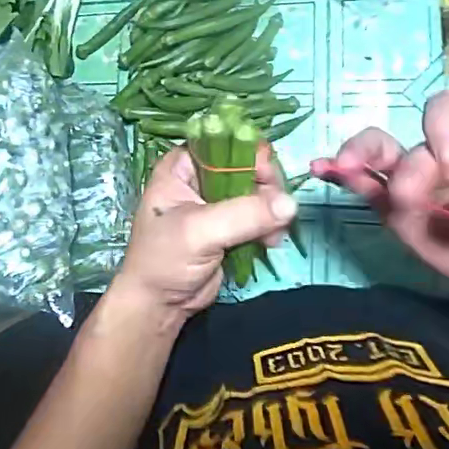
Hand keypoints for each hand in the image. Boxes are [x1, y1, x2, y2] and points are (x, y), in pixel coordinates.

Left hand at [108, 143, 296, 329]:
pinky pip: (261, 212)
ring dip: (273, 210)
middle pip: (248, 164)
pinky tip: (271, 242)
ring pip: (259, 189)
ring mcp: (218, 200)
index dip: (250, 155)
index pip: (225, 143)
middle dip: (267, 188)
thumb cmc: (164, 260)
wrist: (158, 306)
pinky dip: (271, 224)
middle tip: (277, 213)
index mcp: (183, 165)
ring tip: (273, 236)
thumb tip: (290, 204)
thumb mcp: (199, 232)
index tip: (267, 181)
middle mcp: (202, 176)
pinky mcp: (232, 224)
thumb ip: (244, 214)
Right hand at [315, 92, 448, 305]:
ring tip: (344, 168)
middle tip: (410, 198)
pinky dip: (341, 177)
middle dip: (408, 167)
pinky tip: (322, 171)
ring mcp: (415, 183)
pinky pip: (365, 189)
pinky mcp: (395, 212)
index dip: (445, 128)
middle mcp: (441, 157)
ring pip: (379, 155)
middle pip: (410, 136)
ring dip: (360, 157)